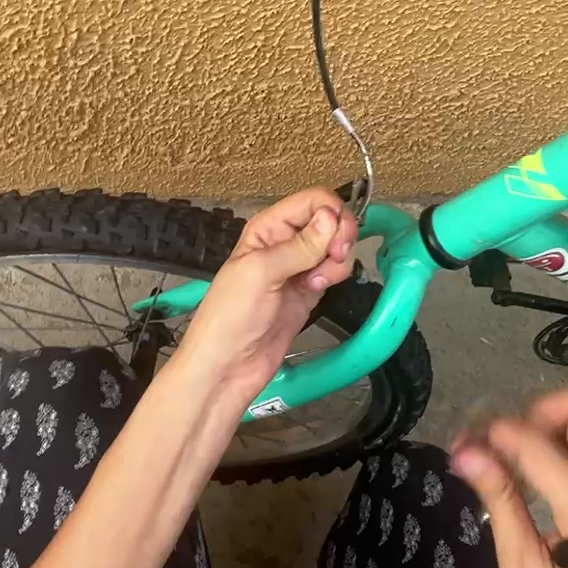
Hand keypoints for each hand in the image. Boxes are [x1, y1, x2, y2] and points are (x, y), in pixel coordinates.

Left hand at [169, 188, 357, 404]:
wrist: (228, 367)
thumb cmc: (230, 317)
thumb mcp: (261, 273)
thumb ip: (300, 245)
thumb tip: (331, 217)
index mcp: (269, 226)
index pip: (313, 200)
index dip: (331, 212)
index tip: (338, 237)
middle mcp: (285, 240)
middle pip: (330, 220)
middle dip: (340, 236)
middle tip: (335, 256)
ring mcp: (299, 266)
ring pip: (336, 245)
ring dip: (337, 261)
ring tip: (315, 282)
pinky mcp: (310, 289)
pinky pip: (334, 270)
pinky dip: (335, 276)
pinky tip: (316, 290)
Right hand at [449, 383, 567, 567]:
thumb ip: (501, 504)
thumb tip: (467, 453)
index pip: (547, 450)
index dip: (504, 434)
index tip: (472, 438)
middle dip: (543, 411)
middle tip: (509, 439)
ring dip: (555, 420)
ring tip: (520, 451)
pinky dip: (566, 436)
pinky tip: (538, 465)